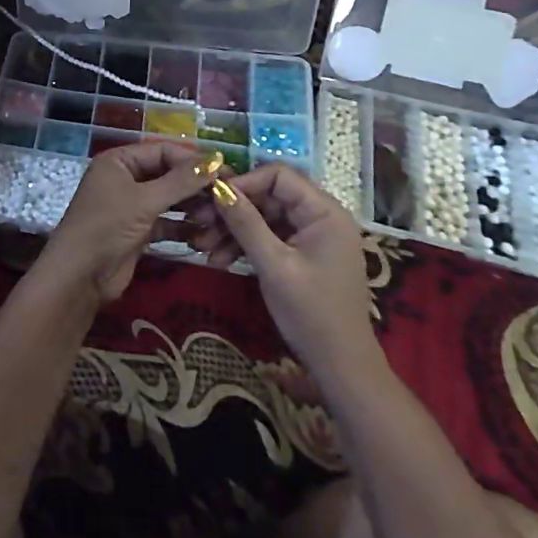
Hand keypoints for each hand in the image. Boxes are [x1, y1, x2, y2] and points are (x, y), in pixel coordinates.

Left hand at [41, 142, 217, 302]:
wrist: (80, 275)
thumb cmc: (107, 227)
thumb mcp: (145, 200)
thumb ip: (181, 181)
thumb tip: (216, 159)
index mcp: (119, 161)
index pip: (162, 150)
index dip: (193, 160)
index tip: (226, 173)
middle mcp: (124, 178)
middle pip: (168, 175)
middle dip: (196, 187)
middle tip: (227, 198)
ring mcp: (131, 205)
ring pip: (170, 200)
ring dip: (193, 209)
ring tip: (216, 220)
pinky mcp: (137, 231)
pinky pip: (167, 223)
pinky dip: (184, 228)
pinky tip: (203, 237)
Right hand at [183, 163, 376, 368]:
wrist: (338, 362)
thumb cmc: (310, 310)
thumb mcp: (273, 264)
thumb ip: (246, 223)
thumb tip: (218, 188)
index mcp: (325, 212)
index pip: (279, 176)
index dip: (243, 183)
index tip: (211, 200)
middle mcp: (321, 217)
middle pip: (269, 197)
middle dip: (232, 209)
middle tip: (198, 223)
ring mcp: (312, 236)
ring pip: (264, 217)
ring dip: (232, 229)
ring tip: (203, 248)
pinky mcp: (302, 254)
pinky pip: (268, 237)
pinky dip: (244, 245)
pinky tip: (219, 259)